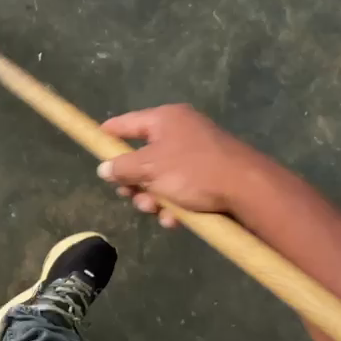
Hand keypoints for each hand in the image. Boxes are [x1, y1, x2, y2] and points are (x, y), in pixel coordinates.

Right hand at [97, 104, 256, 226]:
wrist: (247, 188)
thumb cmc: (192, 171)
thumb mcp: (150, 167)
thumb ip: (122, 167)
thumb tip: (104, 168)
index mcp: (164, 119)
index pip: (125, 123)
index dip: (106, 135)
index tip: (93, 145)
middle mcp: (180, 131)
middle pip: (142, 156)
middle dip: (134, 181)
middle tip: (131, 196)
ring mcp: (196, 152)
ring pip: (160, 176)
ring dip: (153, 197)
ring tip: (156, 211)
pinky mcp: (209, 173)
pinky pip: (181, 187)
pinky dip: (174, 203)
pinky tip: (174, 220)